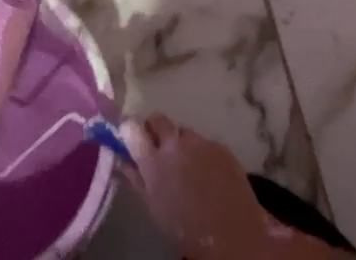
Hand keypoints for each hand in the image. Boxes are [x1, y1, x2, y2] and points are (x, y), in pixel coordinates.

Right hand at [121, 114, 275, 259]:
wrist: (232, 234)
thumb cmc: (184, 226)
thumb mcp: (152, 204)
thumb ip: (135, 176)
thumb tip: (123, 159)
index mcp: (153, 159)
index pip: (132, 128)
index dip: (131, 131)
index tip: (133, 140)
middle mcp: (175, 143)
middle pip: (158, 120)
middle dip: (155, 130)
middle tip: (159, 150)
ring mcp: (200, 142)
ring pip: (183, 132)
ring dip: (180, 143)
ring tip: (188, 166)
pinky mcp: (221, 146)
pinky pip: (204, 142)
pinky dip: (202, 152)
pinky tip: (208, 173)